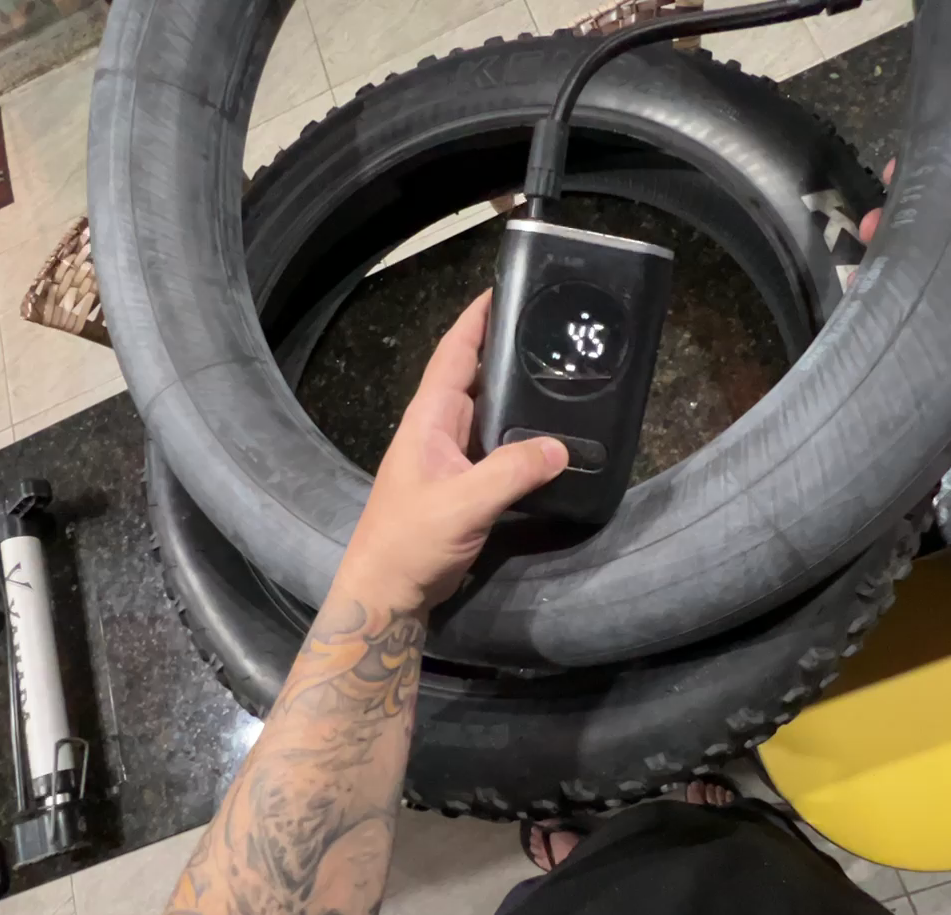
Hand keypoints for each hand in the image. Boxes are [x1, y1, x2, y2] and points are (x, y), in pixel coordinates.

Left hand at [335, 291, 569, 613]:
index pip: (454, 352)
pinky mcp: (463, 483)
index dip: (477, 318)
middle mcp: (440, 428)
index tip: (506, 288)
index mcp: (431, 417)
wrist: (388, 590)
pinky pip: (496, 446)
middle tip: (554, 333)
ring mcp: (451, 457)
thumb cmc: (410, 540)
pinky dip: (520, 434)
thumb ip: (511, 473)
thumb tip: (561, 446)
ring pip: (489, 412)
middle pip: (476, 375)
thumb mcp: (463, 503)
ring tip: (562, 375)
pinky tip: (548, 436)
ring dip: (517, 393)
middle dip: (508, 349)